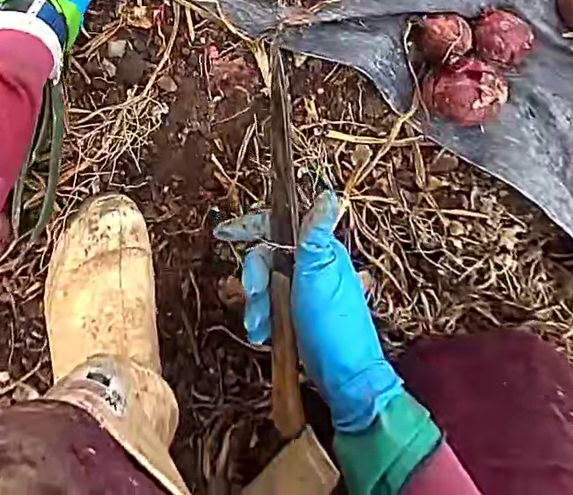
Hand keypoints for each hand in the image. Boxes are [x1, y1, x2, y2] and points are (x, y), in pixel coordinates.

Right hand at [217, 191, 403, 431]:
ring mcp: (303, 291)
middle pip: (266, 256)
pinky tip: (263, 334)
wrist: (347, 379)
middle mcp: (310, 265)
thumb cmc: (334, 323)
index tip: (225, 233)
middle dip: (254, 277)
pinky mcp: (297, 314)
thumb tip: (327, 194)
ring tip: (259, 325)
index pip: (279, 224)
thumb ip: (315, 233)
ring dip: (256, 303)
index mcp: (318, 249)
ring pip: (265, 284)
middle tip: (254, 296)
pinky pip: (269, 307)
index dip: (250, 226)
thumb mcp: (319, 273)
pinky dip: (262, 318)